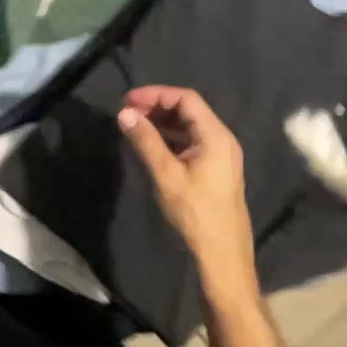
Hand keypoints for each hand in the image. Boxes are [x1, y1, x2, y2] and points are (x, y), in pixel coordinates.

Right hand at [117, 85, 259, 309]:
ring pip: (189, 126)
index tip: (128, 99)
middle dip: (157, 106)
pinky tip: (150, 143)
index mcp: (216, 136)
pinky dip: (169, 137)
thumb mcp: (166, 174)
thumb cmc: (195, 212)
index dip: (156, 94)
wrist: (222, 252)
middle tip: (127, 111)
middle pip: (189, 110)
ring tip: (134, 124)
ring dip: (162, 121)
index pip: (186, 99)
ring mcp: (220, 154)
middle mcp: (222, 139)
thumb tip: (124, 113)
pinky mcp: (214, 168)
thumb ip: (145, 141)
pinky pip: (191, 141)